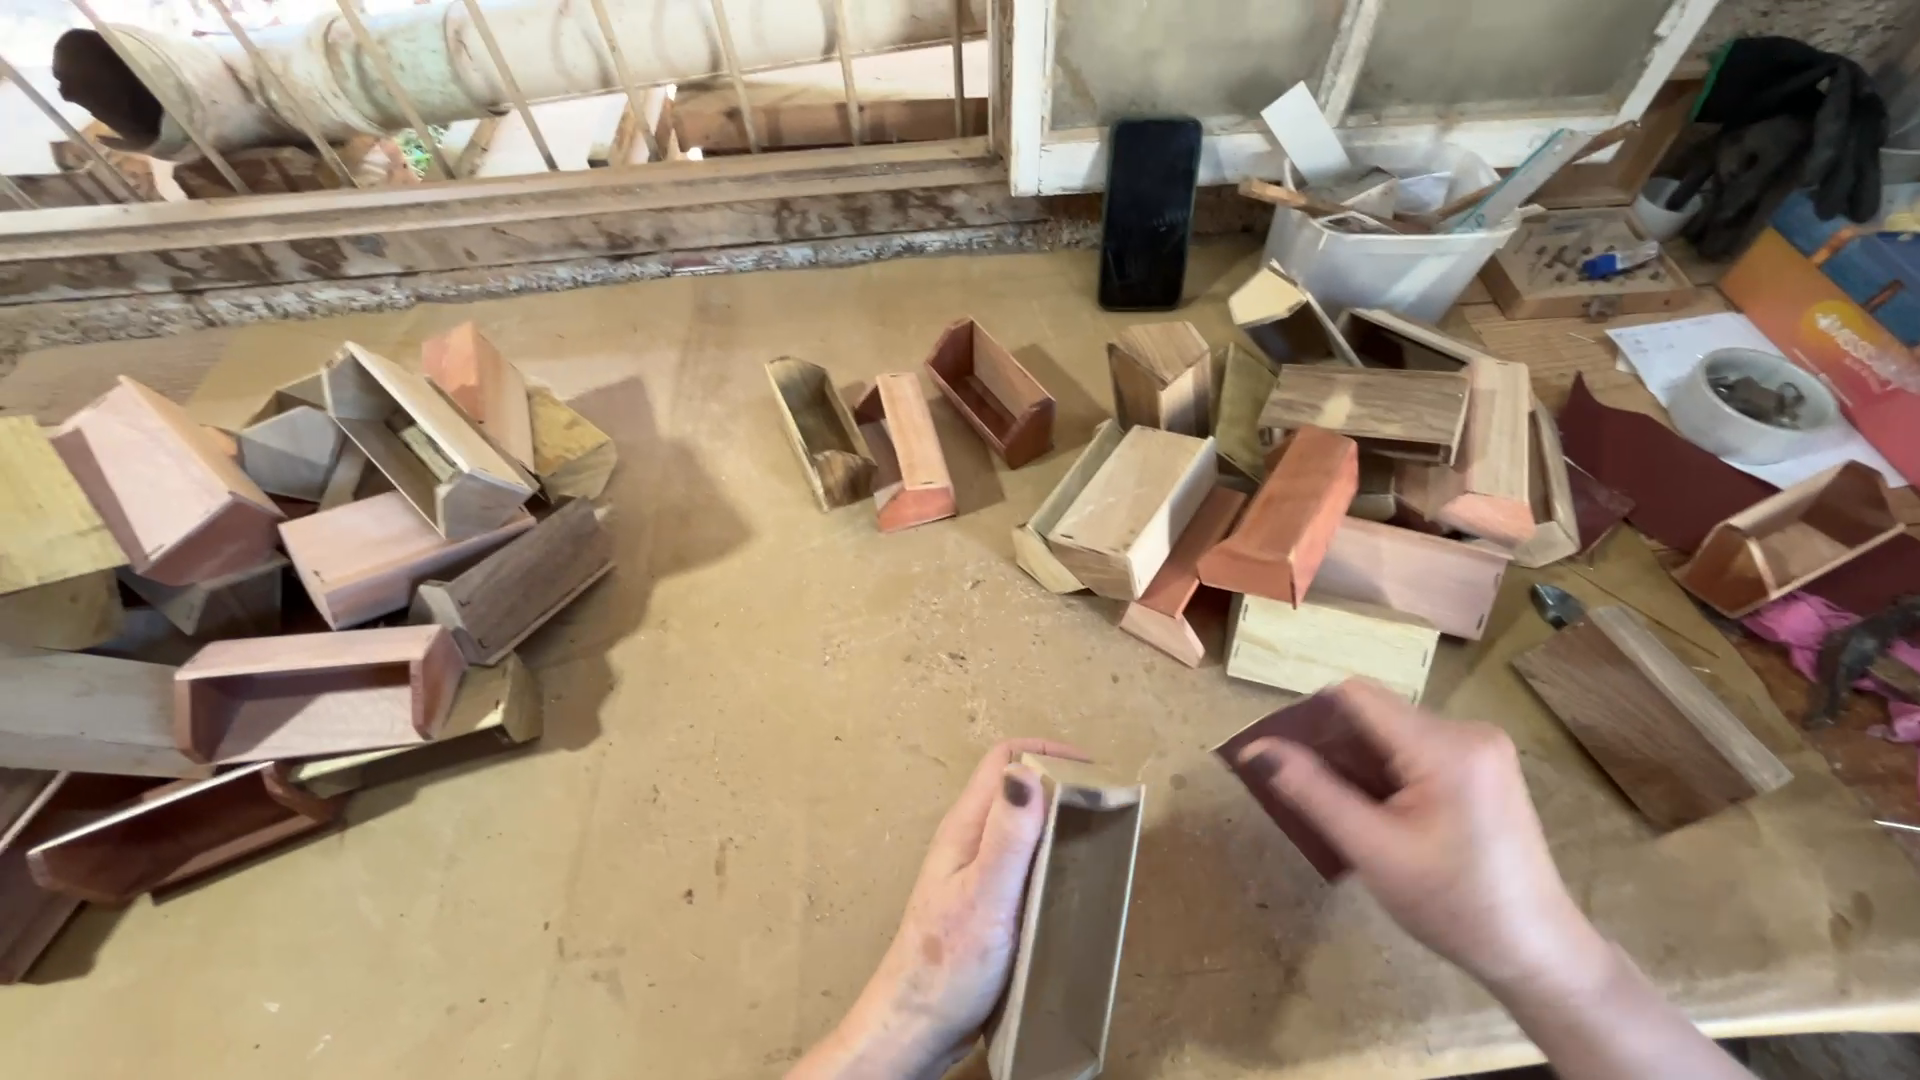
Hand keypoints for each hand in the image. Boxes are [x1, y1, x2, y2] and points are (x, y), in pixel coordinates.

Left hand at [789, 738, 1090, 1079]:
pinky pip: (1021, 859)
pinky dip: (1050, 853)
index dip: (1045, 751)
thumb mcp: (985, 896)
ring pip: (1019, 824)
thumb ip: (1007, 836)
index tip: (1091, 769)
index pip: (1002, 760)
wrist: (916, 1027)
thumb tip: (1025, 771)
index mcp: (965, 826)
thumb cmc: (948, 964)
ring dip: (1056, 819)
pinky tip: (1072, 877)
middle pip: (1014, 788)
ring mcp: (975, 870)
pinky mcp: (985, 900)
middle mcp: (969, 839)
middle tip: (1104, 804)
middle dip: (1058, 783)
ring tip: (1097, 837)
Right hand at [1236, 679, 1610, 998]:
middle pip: (1373, 713)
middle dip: (1333, 747)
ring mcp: (1480, 747)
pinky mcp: (1482, 765)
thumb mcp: (1372, 849)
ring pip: (1389, 730)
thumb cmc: (1454, 907)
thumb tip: (1254, 748)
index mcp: (1446, 746)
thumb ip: (1311, 791)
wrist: (1539, 954)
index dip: (1310, 718)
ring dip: (1357, 761)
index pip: (1355, 695)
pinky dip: (1383, 771)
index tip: (1286, 758)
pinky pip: (1412, 746)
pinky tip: (1379, 812)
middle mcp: (1468, 731)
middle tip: (1310, 794)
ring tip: (1346, 810)